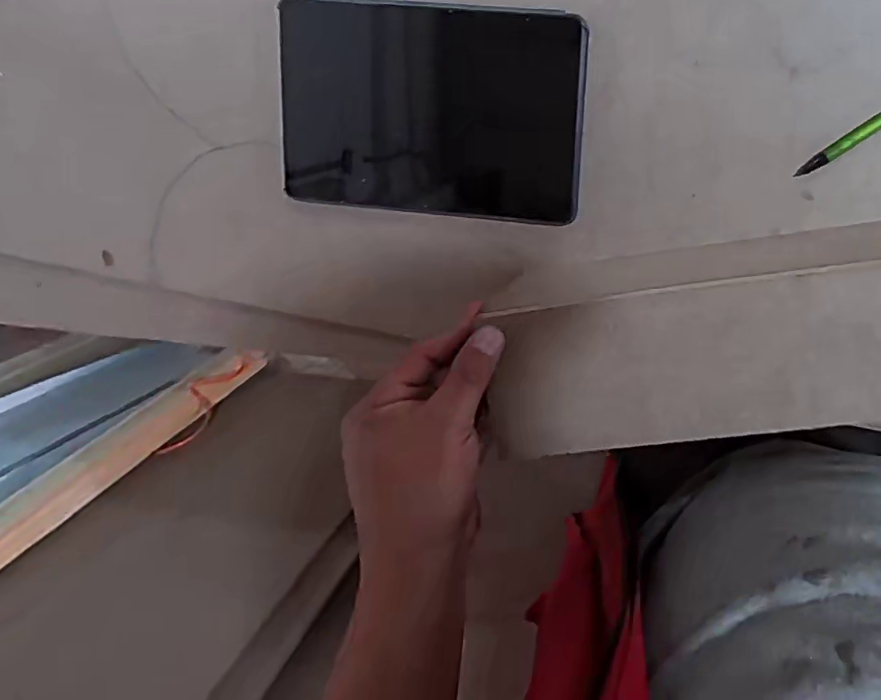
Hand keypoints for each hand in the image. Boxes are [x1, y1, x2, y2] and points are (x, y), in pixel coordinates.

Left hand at [327, 306, 505, 699]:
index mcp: (376, 408)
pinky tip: (497, 406)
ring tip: (504, 365)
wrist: (422, 566)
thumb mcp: (448, 422)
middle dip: (465, 362)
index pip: (420, 358)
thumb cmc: (425, 487)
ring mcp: (405, 449)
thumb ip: (470, 374)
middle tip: (500, 339)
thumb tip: (490, 332)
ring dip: (473, 389)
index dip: (454, 335)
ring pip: (443, 405)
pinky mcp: (427, 469)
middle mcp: (385, 424)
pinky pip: (451, 429)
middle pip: (431, 378)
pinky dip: (473, 416)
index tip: (484, 313)